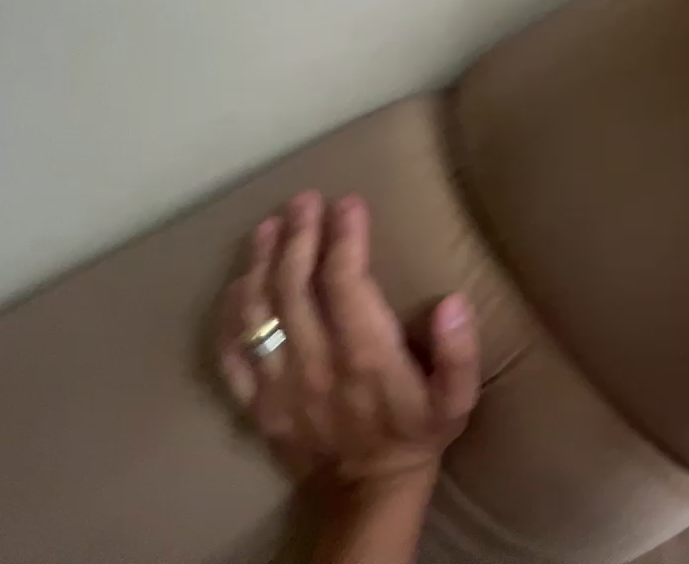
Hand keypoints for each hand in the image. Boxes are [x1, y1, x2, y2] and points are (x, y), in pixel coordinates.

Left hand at [216, 191, 479, 492]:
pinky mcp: (254, 401)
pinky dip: (228, 311)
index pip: (345, 282)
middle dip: (300, 235)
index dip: (344, 238)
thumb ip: (459, 350)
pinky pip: (229, 351)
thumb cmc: (421, 430)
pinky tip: (238, 280)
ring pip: (257, 312)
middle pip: (295, 286)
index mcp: (365, 355)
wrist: (368, 490)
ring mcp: (277, 383)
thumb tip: (451, 301)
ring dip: (260, 263)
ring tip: (270, 225)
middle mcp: (314, 363)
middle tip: (305, 198)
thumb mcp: (459, 396)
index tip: (349, 203)